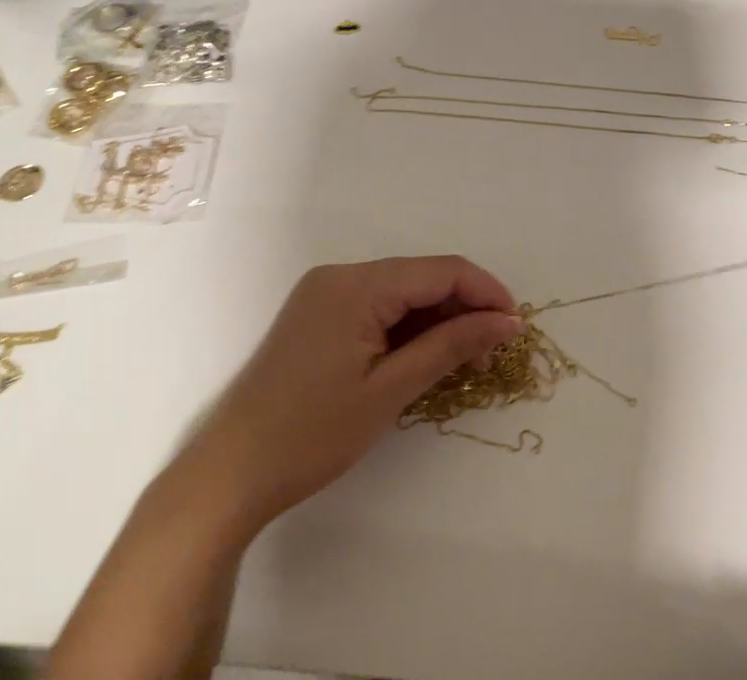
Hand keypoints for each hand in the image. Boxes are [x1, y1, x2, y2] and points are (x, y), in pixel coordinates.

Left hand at [181, 256, 524, 529]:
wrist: (229, 475)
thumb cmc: (311, 433)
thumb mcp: (391, 388)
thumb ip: (452, 346)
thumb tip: (508, 322)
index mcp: (355, 285)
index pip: (441, 271)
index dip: (487, 293)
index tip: (517, 329)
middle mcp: (339, 278)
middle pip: (422, 279)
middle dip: (465, 310)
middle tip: (493, 354)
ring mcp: (325, 298)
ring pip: (403, 295)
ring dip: (440, 322)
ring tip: (467, 363)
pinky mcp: (318, 320)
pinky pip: (379, 311)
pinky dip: (409, 331)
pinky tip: (428, 360)